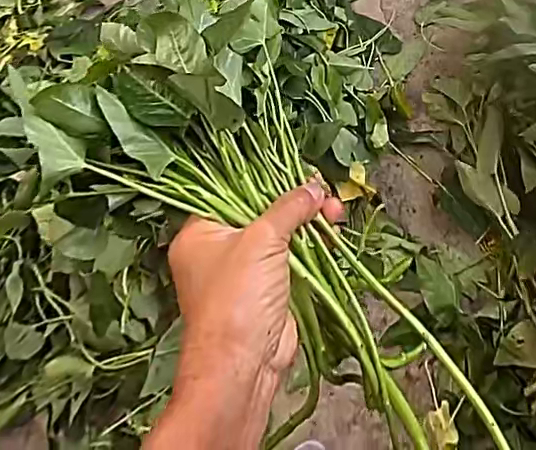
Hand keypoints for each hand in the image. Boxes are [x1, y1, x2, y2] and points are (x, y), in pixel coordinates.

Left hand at [145, 178, 343, 448]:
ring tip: (335, 210)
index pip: (232, 189)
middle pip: (262, 208)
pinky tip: (331, 229)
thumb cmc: (236, 300)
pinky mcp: (268, 285)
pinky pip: (293, 253)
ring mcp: (245, 267)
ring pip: (282, 230)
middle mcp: (219, 247)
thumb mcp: (262, 239)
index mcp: (201, 232)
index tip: (295, 168)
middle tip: (322, 189)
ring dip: (310, 219)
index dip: (265, 177)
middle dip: (296, 199)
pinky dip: (313, 241)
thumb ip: (289, 206)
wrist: (243, 367)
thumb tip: (314, 186)